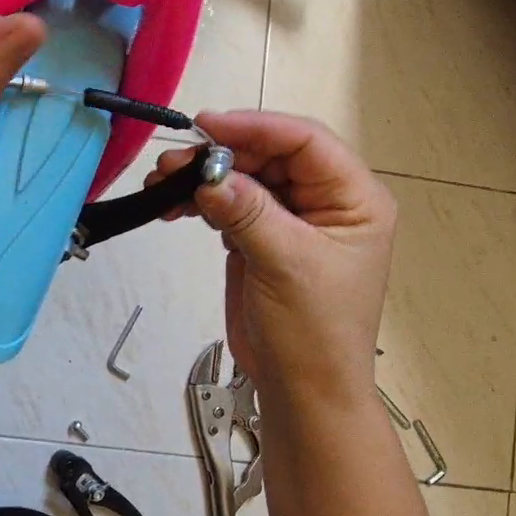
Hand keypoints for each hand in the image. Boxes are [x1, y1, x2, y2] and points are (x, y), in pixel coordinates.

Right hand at [146, 111, 396, 404]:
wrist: (301, 388)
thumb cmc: (312, 330)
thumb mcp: (286, 264)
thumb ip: (247, 213)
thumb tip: (206, 175)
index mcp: (353, 199)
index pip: (305, 143)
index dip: (256, 128)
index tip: (206, 127)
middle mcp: (324, 202)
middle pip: (269, 156)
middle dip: (221, 155)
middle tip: (171, 163)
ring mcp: (290, 220)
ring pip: (244, 179)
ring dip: (203, 177)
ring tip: (162, 183)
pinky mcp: (260, 240)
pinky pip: (229, 206)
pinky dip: (201, 202)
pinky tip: (174, 205)